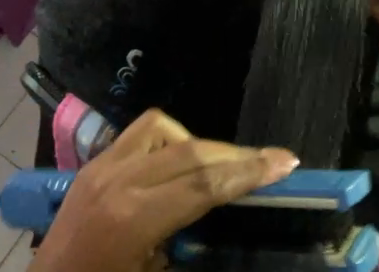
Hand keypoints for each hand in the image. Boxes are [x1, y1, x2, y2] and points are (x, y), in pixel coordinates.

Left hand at [31, 109, 298, 271]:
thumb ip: (188, 248)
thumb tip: (224, 214)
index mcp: (132, 219)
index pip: (203, 184)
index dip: (248, 172)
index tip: (285, 161)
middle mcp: (117, 180)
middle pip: (190, 152)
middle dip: (238, 154)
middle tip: (275, 159)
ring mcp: (101, 166)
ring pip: (163, 130)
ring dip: (201, 144)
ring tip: (225, 169)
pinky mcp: (93, 164)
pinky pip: (139, 135)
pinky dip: (169, 141)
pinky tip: (180, 166)